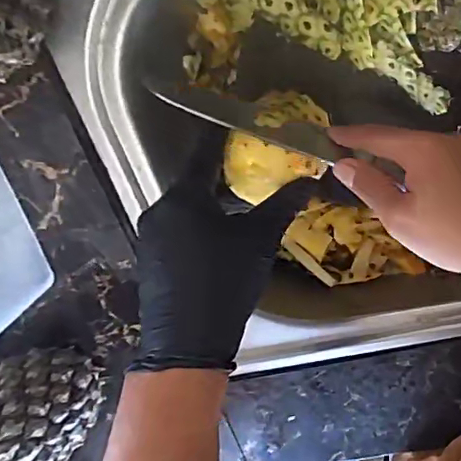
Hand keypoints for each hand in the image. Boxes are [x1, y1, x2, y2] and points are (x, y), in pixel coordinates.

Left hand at [129, 133, 315, 372]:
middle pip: (195, 180)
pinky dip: (201, 221)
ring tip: (244, 202)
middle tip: (254, 167)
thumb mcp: (259, 240)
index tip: (238, 121)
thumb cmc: (225, 281)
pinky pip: (179, 226)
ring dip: (214, 200)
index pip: (203, 153)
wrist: (187, 339)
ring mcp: (151, 234)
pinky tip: (224, 234)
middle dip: (224, 173)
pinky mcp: (152, 256)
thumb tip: (309, 180)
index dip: (222, 135)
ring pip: (187, 205)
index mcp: (184, 197)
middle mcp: (160, 209)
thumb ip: (282, 205)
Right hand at [328, 124, 460, 280]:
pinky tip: (449, 201)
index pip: (377, 136)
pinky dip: (445, 177)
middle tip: (367, 170)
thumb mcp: (402, 218)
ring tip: (410, 194)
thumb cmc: (454, 235)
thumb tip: (344, 163)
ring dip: (418, 169)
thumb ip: (371, 187)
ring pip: (437, 156)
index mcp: (422, 148)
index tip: (330, 134)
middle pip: (409, 144)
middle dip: (386, 155)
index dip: (350, 136)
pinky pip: (460, 166)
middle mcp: (451, 140)